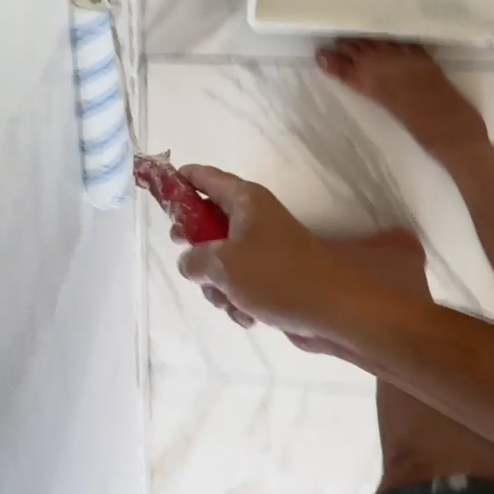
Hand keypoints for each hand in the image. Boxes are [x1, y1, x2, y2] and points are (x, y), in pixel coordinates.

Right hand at [169, 164, 376, 345]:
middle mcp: (254, 217)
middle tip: (188, 260)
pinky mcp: (272, 277)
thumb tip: (188, 262)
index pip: (203, 176)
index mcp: (244, 199)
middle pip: (208, 221)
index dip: (178, 180)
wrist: (336, 312)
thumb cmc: (278, 277)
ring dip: (217, 284)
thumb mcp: (224, 264)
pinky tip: (248, 316)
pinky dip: (237, 300)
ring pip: (220, 259)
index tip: (158, 194)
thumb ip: (194, 258)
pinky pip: (239, 283)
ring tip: (229, 300)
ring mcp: (263, 248)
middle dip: (195, 247)